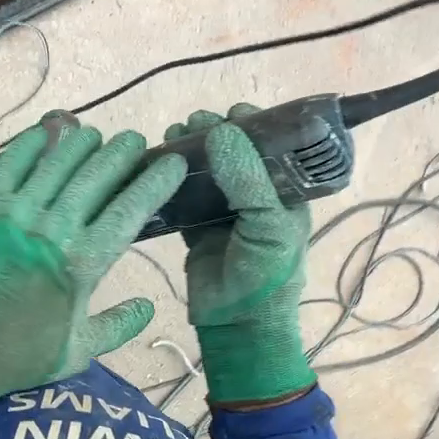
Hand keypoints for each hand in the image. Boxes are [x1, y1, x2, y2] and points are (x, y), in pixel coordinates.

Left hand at [0, 112, 187, 438]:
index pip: (128, 211)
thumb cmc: (21, 355)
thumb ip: (117, 326)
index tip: (173, 163)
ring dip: (79, 144)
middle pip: (95, 177)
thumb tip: (148, 306)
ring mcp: (16, 216)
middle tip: (134, 142)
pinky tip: (45, 131)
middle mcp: (53, 230)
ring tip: (94, 135)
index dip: (154, 182)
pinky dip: (27, 146)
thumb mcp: (79, 351)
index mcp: (83, 263)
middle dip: (121, 153)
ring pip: (55, 165)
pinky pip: (8, 168)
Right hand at [173, 105, 315, 405]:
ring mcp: (223, 214)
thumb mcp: (268, 223)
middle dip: (213, 134)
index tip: (230, 113)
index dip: (254, 126)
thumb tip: (220, 130)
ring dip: (188, 154)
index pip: (272, 148)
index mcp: (284, 194)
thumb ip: (247, 178)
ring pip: (204, 173)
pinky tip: (154, 167)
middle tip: (194, 122)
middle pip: (233, 155)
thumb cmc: (266, 273)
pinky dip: (168, 183)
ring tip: (171, 135)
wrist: (239, 325)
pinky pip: (181, 199)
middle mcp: (254, 199)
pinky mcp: (195, 230)